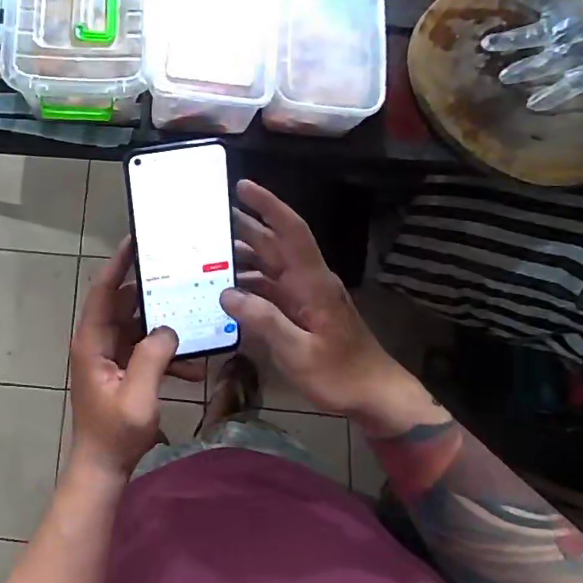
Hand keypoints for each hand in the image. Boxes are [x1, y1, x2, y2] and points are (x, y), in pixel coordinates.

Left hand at [67, 239, 205, 476]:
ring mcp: (108, 356)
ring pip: (137, 326)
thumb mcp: (138, 395)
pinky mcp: (120, 369)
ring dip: (164, 325)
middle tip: (180, 273)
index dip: (117, 265)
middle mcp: (96, 342)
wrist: (103, 463)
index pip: (104, 293)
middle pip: (123, 304)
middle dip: (150, 290)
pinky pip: (144, 350)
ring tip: (195, 315)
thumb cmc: (115, 431)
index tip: (134, 241)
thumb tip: (168, 328)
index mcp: (92, 341)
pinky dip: (167, 353)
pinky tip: (195, 366)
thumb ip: (152, 358)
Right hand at [218, 181, 425, 427]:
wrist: (375, 396)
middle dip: (245, 222)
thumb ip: (264, 321)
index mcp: (312, 284)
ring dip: (241, 250)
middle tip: (209, 213)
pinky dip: (245, 278)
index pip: (291, 233)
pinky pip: (268, 284)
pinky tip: (223, 284)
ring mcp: (304, 296)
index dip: (269, 206)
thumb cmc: (340, 374)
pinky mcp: (300, 310)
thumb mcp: (298, 352)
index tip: (243, 186)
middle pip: (275, 243)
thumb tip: (227, 293)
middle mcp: (308, 282)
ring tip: (207, 245)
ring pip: (269, 262)